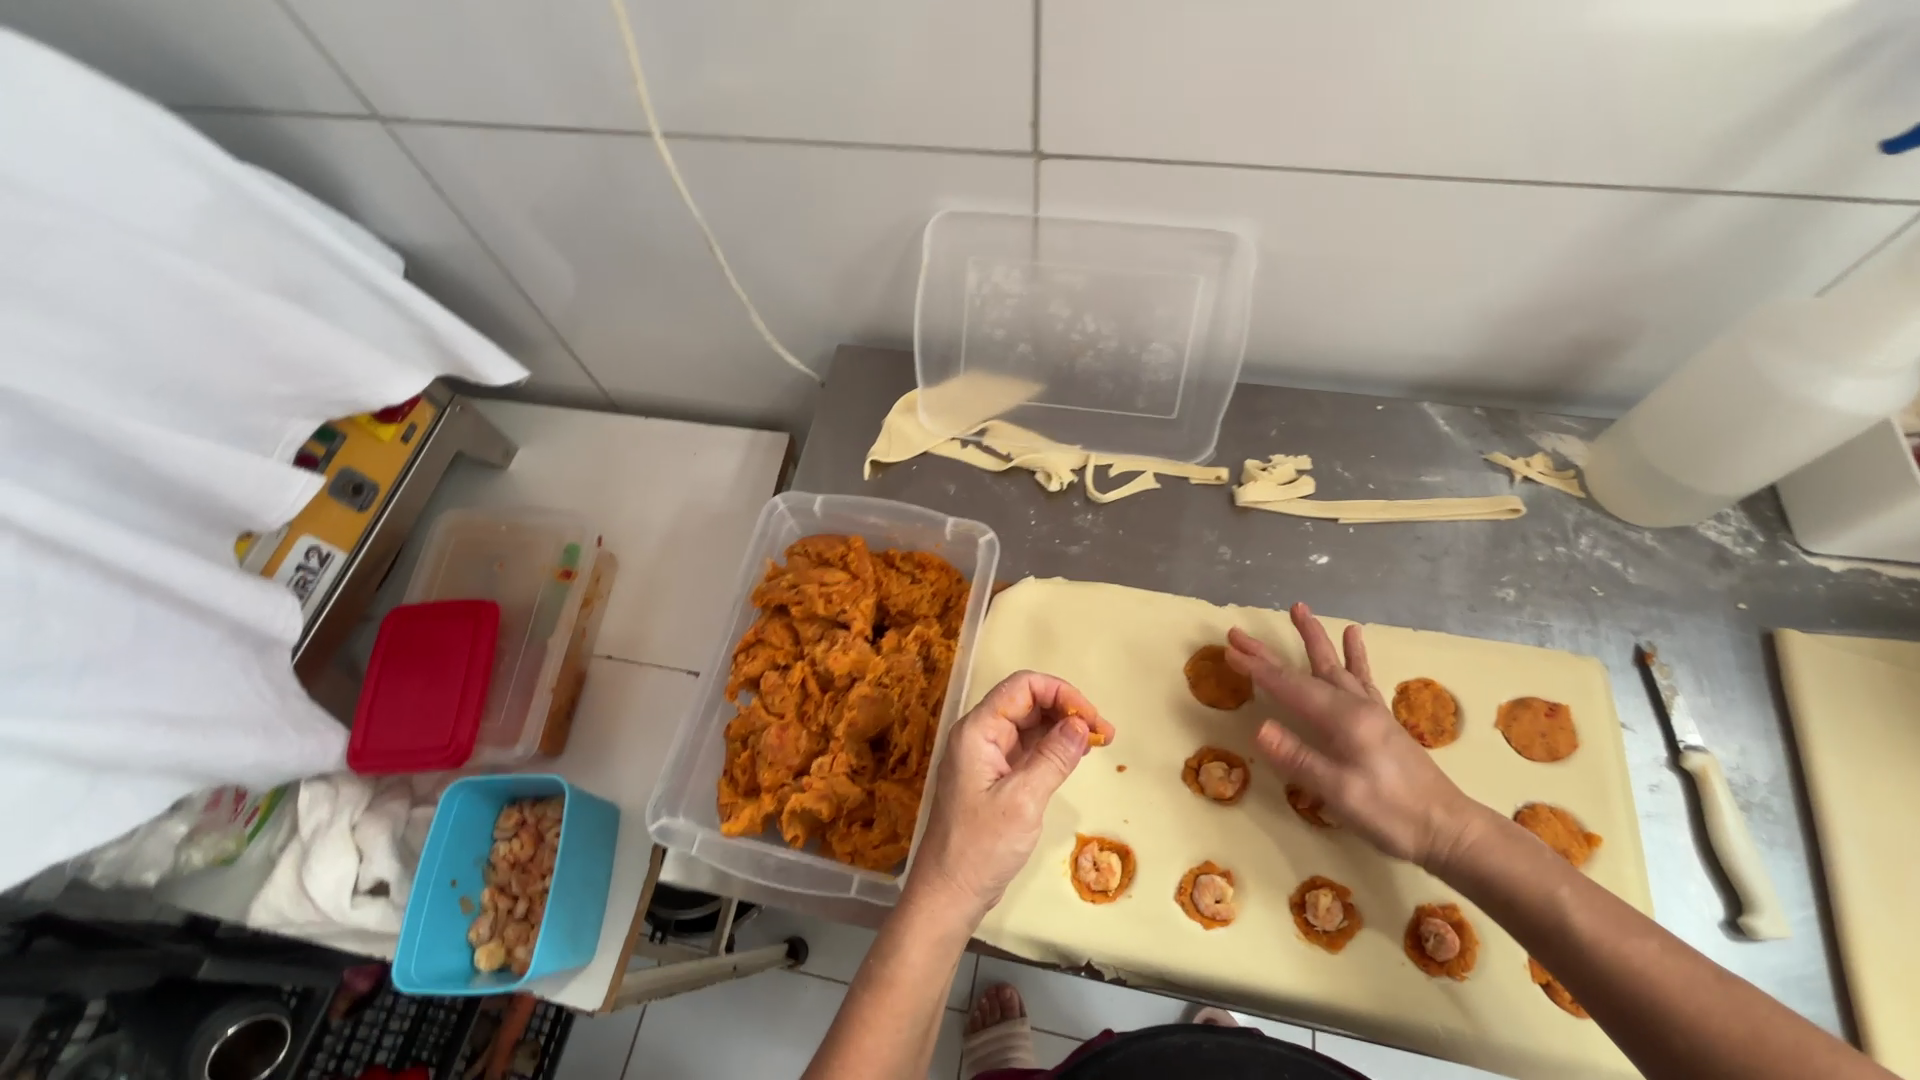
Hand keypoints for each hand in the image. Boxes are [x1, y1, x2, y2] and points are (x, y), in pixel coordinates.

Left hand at [906, 671, 1113, 923]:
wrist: (950, 892)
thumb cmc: (980, 847)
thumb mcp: (1023, 800)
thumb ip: (1053, 758)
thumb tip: (1081, 724)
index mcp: (978, 731)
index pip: (1022, 687)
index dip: (1061, 693)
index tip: (1092, 719)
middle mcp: (980, 735)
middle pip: (1027, 701)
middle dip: (1067, 709)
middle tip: (1105, 733)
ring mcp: (987, 756)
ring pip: (1030, 724)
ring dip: (1064, 727)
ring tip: (1098, 742)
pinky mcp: (996, 776)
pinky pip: (1028, 748)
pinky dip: (1054, 747)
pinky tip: (1076, 756)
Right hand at [1226, 604, 1486, 870]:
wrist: (1447, 829)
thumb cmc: (1391, 814)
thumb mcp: (1340, 792)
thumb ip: (1300, 759)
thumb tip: (1259, 728)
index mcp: (1343, 719)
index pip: (1289, 687)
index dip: (1256, 669)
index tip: (1228, 650)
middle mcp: (1356, 706)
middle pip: (1306, 670)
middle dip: (1269, 651)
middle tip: (1238, 631)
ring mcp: (1371, 711)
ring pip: (1334, 665)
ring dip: (1314, 637)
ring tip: (1300, 610)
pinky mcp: (1381, 721)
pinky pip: (1360, 677)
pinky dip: (1352, 655)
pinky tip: (1353, 639)